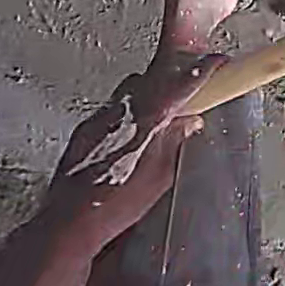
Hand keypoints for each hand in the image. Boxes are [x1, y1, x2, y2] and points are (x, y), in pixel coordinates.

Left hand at [40, 52, 225, 251]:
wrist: (68, 223)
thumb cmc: (116, 204)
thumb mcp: (160, 176)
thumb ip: (177, 142)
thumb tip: (191, 122)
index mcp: (148, 118)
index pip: (183, 83)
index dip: (203, 70)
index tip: (215, 62)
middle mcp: (123, 109)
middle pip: (152, 79)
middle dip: (170, 80)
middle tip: (184, 91)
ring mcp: (100, 117)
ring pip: (129, 91)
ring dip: (146, 96)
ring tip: (155, 117)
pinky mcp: (84, 129)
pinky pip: (111, 109)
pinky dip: (124, 115)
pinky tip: (127, 136)